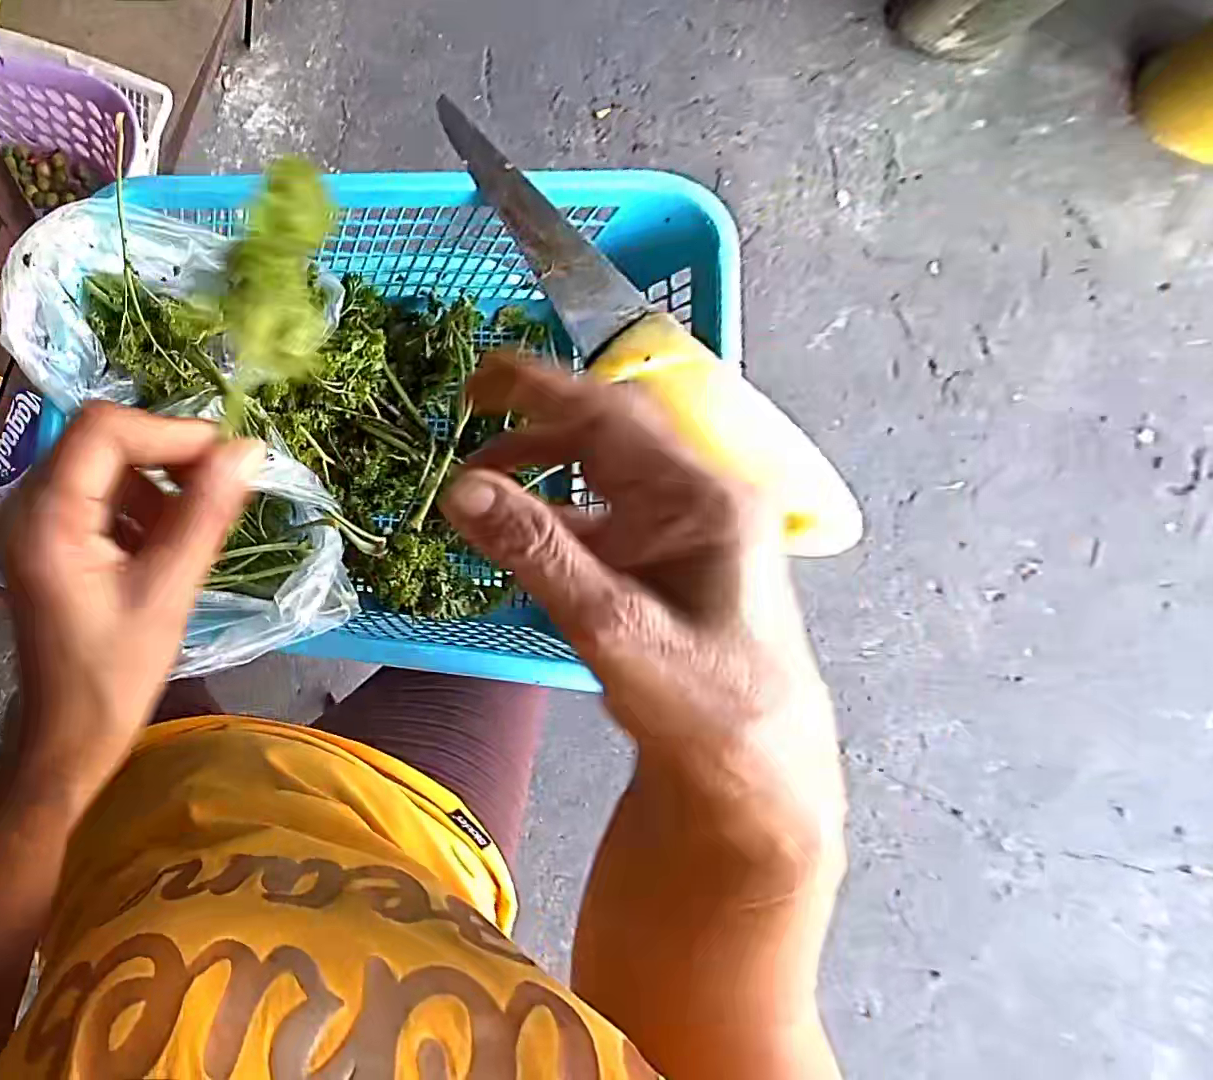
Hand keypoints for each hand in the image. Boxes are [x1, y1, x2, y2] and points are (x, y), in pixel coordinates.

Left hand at [0, 403, 260, 799]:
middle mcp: (26, 504)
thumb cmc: (115, 676)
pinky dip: (143, 505)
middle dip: (169, 457)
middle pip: (104, 439)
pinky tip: (164, 546)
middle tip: (221, 488)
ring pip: (108, 462)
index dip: (172, 433)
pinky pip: (103, 492)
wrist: (69, 734)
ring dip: (160, 484)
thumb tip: (248, 452)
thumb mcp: (169, 591)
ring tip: (192, 532)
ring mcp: (32, 518)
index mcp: (44, 517)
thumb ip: (206, 515)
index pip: (105, 429)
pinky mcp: (48, 533)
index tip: (228, 458)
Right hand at [442, 355, 843, 862]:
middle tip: (473, 412)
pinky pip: (601, 507)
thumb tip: (461, 489)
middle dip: (538, 414)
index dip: (540, 387)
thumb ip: (536, 551)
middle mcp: (696, 496)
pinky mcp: (663, 554)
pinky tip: (521, 525)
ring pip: (603, 465)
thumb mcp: (611, 625)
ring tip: (484, 477)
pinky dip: (553, 504)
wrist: (752, 767)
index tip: (479, 377)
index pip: (610, 415)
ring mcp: (681, 525)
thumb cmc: (701, 702)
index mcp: (699, 498)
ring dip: (542, 459)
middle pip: (609, 429)